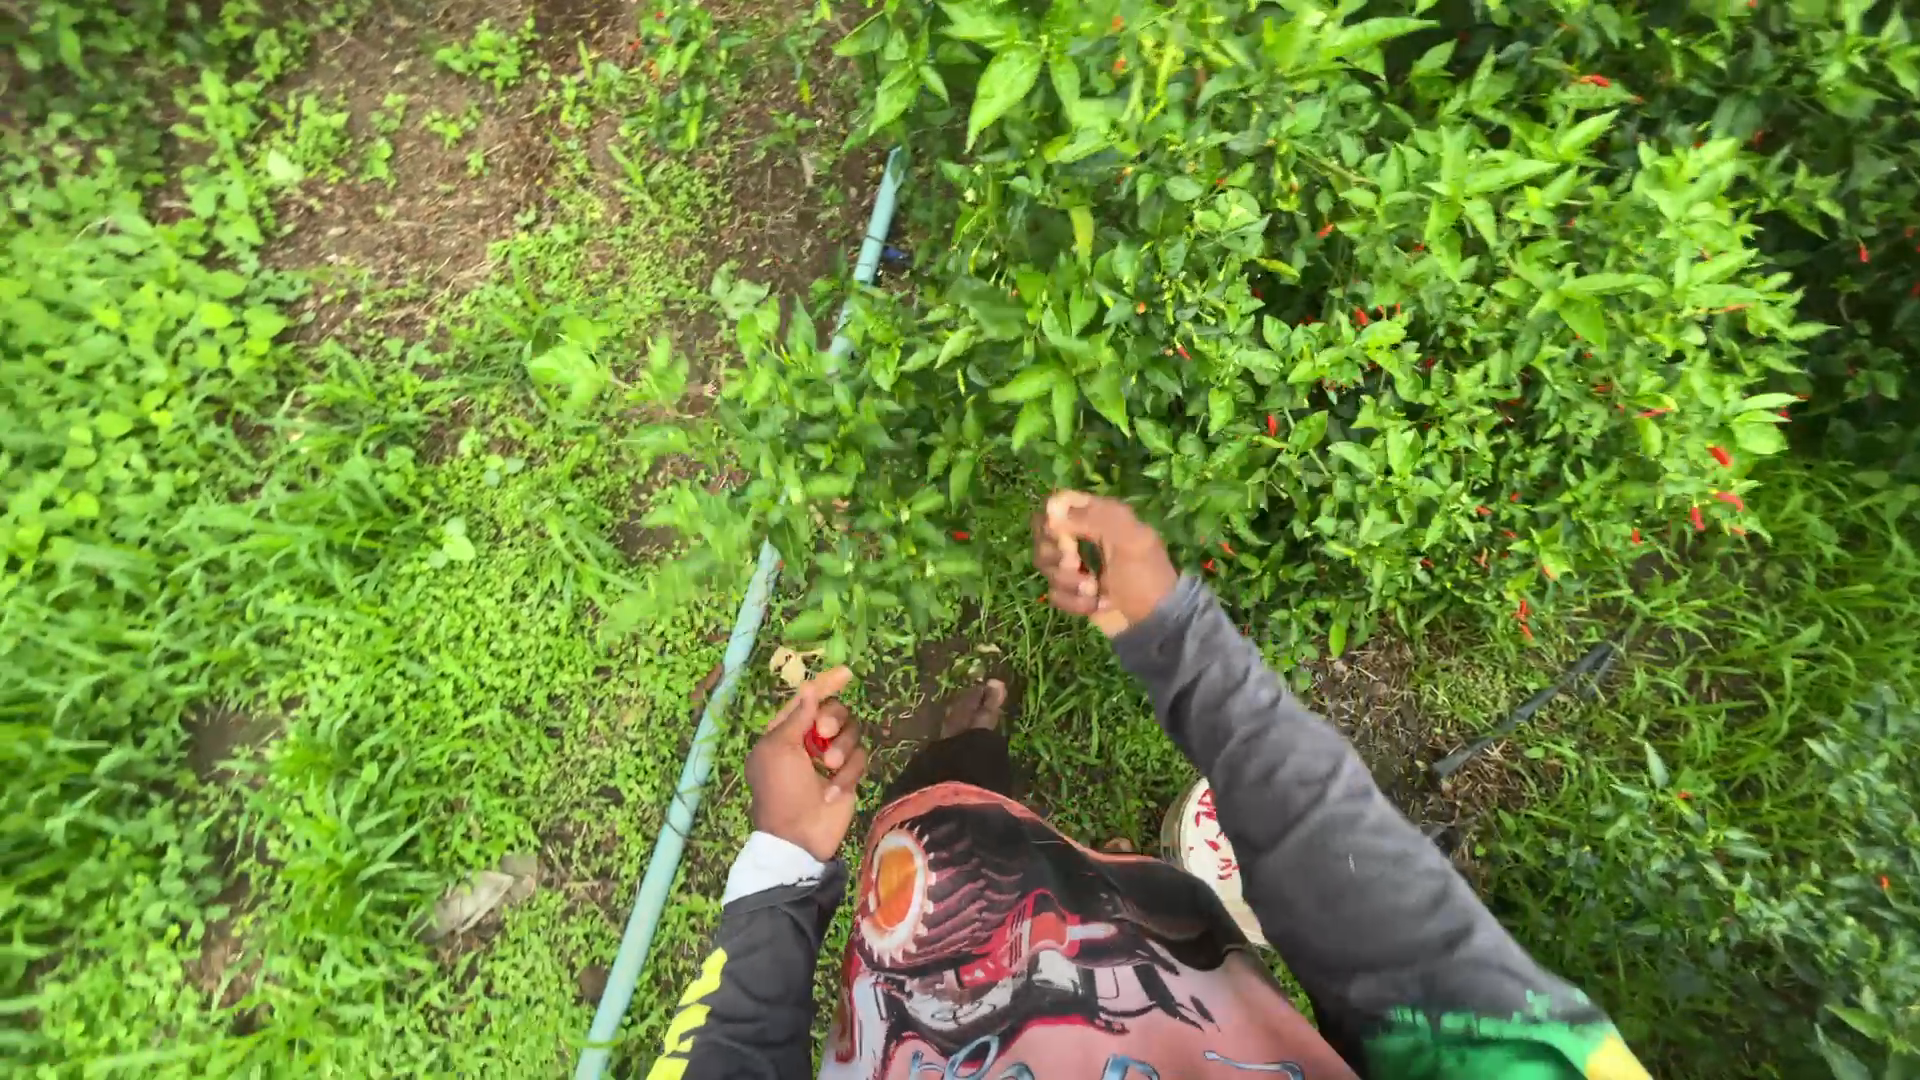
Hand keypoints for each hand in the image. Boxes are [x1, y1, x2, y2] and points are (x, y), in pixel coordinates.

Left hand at [745, 666, 868, 860]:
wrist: (799, 836)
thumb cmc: (780, 790)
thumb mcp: (779, 749)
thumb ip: (798, 716)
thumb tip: (810, 688)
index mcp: (784, 731)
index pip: (808, 698)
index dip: (826, 683)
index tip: (846, 673)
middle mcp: (808, 740)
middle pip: (834, 711)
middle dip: (833, 719)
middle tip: (824, 734)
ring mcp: (830, 757)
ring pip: (851, 732)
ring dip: (841, 749)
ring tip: (829, 768)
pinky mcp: (848, 775)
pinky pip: (860, 758)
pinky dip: (847, 774)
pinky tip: (833, 791)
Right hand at [1033, 491, 1179, 636]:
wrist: (1155, 624)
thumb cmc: (1147, 577)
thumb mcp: (1131, 540)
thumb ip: (1096, 518)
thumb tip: (1052, 516)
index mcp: (1099, 516)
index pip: (1057, 503)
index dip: (1053, 519)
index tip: (1065, 536)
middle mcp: (1082, 536)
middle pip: (1043, 534)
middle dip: (1057, 554)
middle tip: (1076, 565)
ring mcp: (1075, 566)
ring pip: (1045, 564)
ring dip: (1068, 581)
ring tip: (1094, 590)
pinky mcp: (1072, 591)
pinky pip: (1053, 592)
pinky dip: (1073, 602)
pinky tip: (1094, 605)